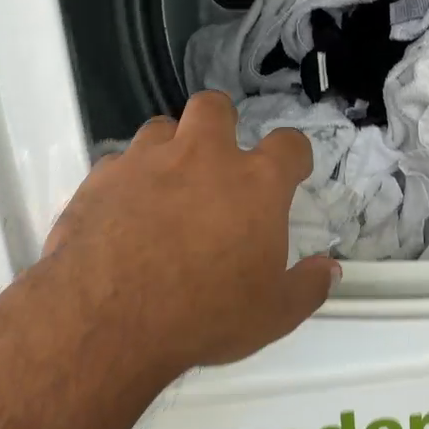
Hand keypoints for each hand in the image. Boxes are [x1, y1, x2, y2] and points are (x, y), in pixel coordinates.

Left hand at [44, 91, 337, 370]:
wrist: (109, 319)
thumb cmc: (207, 314)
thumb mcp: (275, 314)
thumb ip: (308, 286)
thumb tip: (329, 270)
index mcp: (256, 184)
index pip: (289, 146)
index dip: (294, 156)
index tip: (293, 172)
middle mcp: (202, 158)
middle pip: (215, 108)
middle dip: (223, 124)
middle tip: (222, 161)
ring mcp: (145, 162)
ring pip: (162, 128)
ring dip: (172, 148)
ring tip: (171, 186)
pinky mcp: (99, 180)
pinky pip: (119, 163)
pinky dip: (130, 180)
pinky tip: (128, 214)